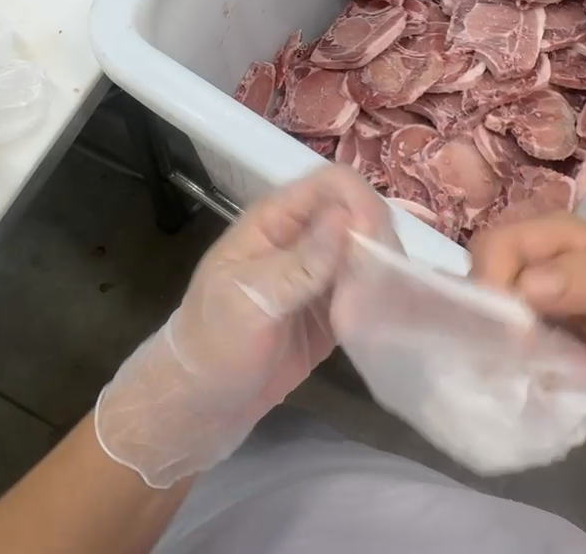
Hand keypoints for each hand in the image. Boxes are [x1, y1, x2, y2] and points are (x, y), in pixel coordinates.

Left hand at [95, 166, 390, 487]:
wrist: (202, 402)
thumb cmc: (212, 342)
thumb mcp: (249, 302)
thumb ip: (299, 264)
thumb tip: (346, 218)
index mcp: (275, 220)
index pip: (333, 184)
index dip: (361, 205)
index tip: (374, 250)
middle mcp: (303, 236)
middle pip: (361, 215)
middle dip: (377, 249)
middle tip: (373, 297)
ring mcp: (321, 272)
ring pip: (371, 253)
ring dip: (383, 280)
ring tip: (374, 320)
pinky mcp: (334, 307)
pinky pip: (369, 291)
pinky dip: (382, 304)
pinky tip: (383, 327)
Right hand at [469, 214, 585, 434]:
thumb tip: (526, 284)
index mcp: (564, 233)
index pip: (506, 241)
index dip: (497, 281)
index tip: (513, 335)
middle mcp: (535, 250)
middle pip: (483, 260)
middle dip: (489, 303)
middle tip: (507, 347)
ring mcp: (522, 284)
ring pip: (478, 290)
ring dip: (487, 323)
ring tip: (510, 356)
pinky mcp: (515, 317)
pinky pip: (485, 318)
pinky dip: (489, 338)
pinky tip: (508, 360)